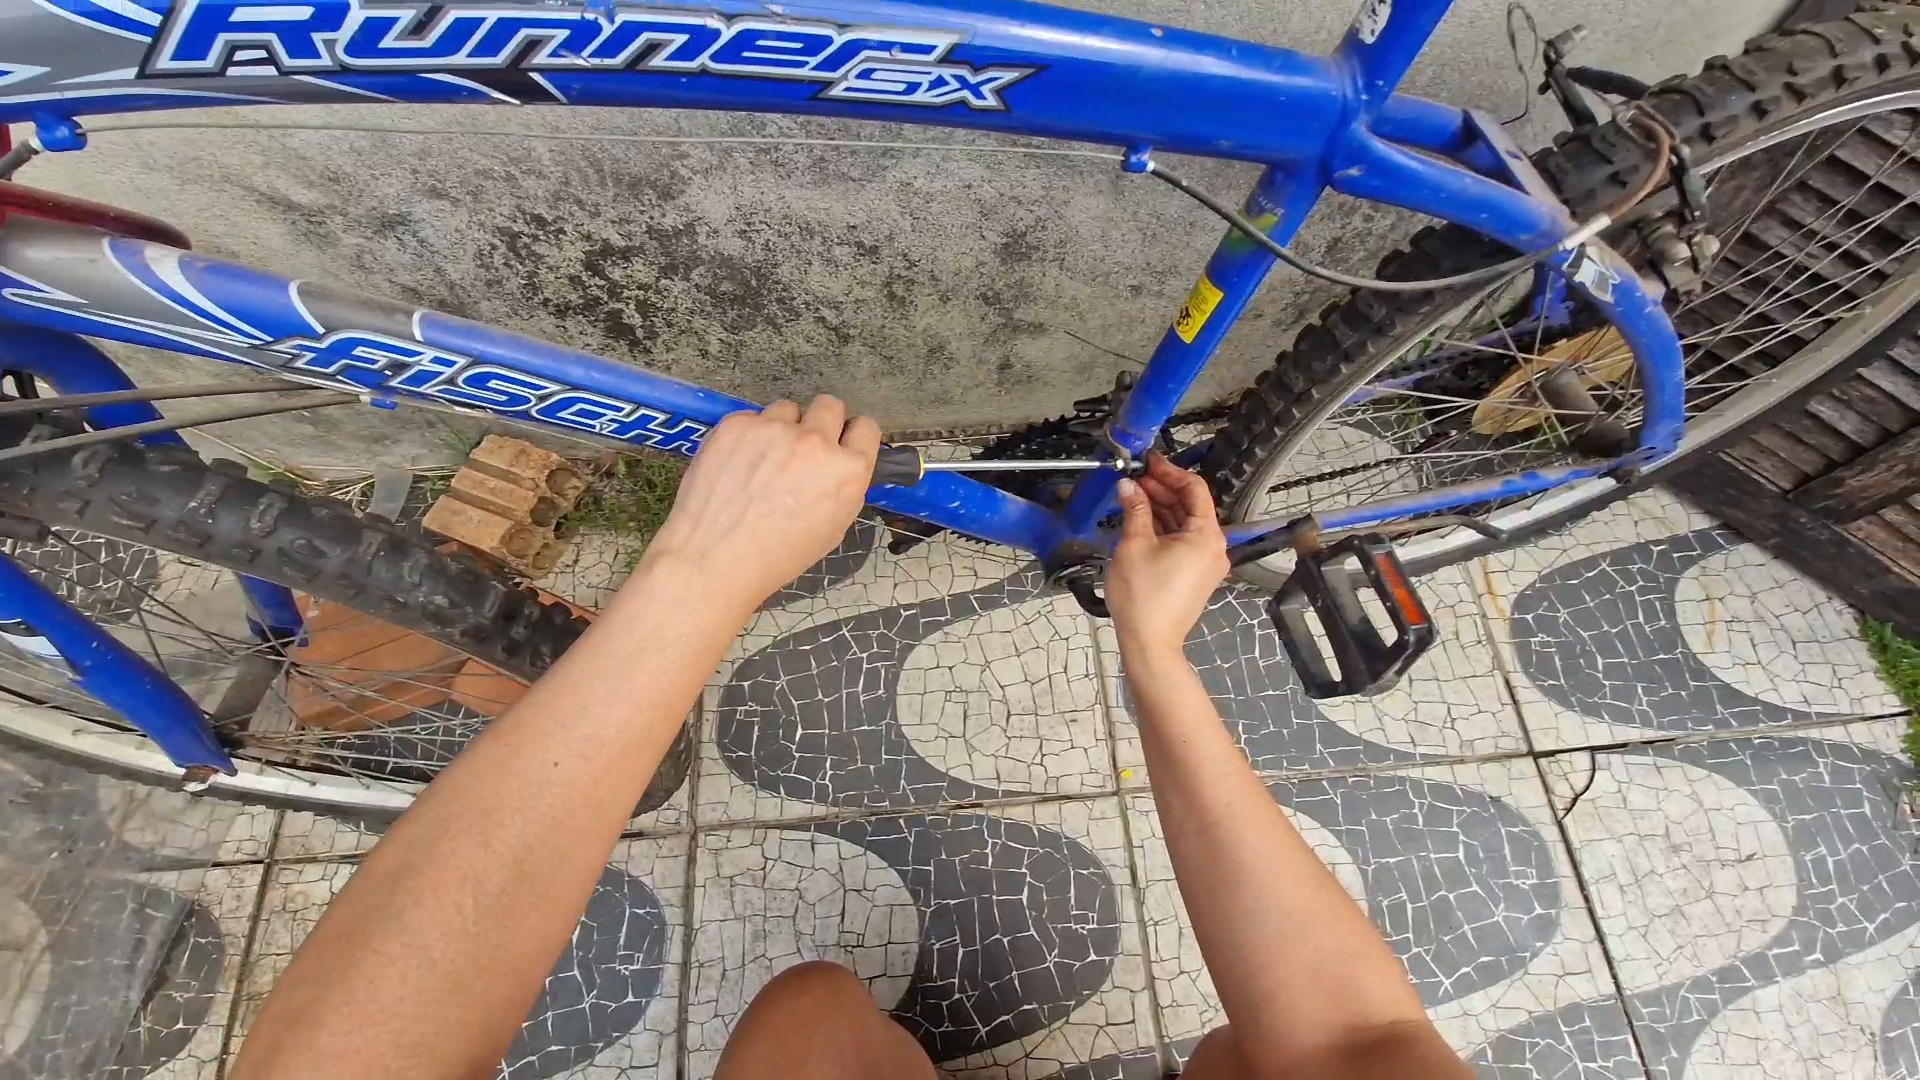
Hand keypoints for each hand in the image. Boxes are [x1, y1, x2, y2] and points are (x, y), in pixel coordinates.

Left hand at [639, 396, 879, 616]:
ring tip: (764, 460)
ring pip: (788, 409)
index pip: (866, 427)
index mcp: (847, 471)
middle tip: (804, 447)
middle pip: (830, 406)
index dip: (853, 435)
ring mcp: (775, 429)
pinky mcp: (737, 425)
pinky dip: (748, 436)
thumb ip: (843, 486)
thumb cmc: (777, 555)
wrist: (716, 559)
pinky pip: (752, 418)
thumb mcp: (833, 528)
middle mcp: (816, 442)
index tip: (842, 442)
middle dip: (821, 422)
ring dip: (782, 428)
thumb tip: (837, 465)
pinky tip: (737, 465)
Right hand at [1107, 453, 1229, 657]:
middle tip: (1134, 479)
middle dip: (1162, 490)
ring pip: (1184, 524)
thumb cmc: (1143, 594)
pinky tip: (1140, 520)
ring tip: (1132, 497)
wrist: (1149, 642)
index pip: (1194, 489)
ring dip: (1160, 508)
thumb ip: (1134, 510)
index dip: (1170, 472)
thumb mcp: (1134, 545)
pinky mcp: (1194, 575)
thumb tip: (1128, 485)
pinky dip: (1163, 529)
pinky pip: (1182, 542)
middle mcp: (1214, 547)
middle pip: (1190, 506)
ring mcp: (1205, 563)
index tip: (1148, 461)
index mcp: (1206, 535)